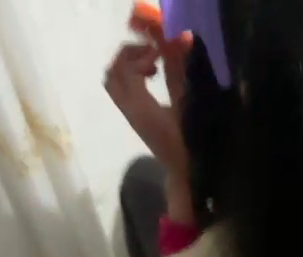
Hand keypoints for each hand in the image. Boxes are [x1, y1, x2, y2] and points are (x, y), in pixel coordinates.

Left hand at [104, 40, 188, 175]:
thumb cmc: (189, 142)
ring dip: (128, 65)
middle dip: (130, 55)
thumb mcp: (187, 106)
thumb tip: (182, 38)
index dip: (143, 54)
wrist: (183, 172)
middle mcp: (128, 109)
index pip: (127, 69)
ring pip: (113, 80)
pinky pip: (120, 88)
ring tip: (152, 64)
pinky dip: (130, 75)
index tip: (163, 53)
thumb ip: (180, 72)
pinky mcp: (132, 117)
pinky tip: (152, 76)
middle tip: (153, 53)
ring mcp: (128, 114)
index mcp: (141, 107)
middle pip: (112, 72)